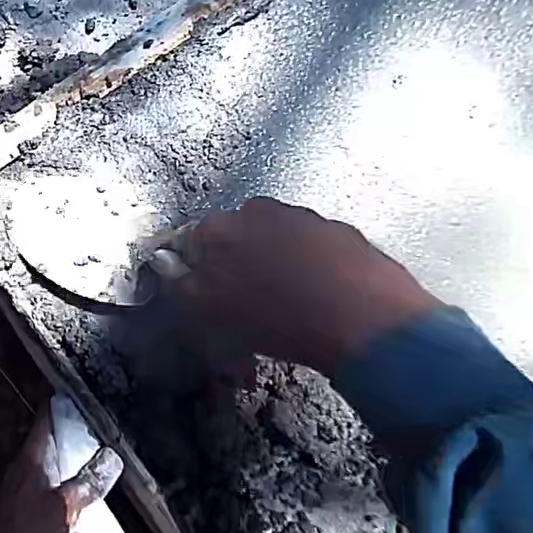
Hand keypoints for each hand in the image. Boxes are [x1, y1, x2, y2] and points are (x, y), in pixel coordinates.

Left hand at [0, 404, 123, 532]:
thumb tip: (110, 460)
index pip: (48, 416)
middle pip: (50, 434)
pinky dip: (65, 473)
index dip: (67, 402)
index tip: (87, 396)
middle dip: (74, 426)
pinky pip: (48, 477)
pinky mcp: (23, 503)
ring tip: (95, 452)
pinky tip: (78, 486)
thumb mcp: (65, 510)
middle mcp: (25, 465)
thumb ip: (88, 483)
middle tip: (100, 424)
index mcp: (33, 458)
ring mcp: (22, 483)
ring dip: (70, 451)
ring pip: (50, 456)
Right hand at [174, 197, 440, 374]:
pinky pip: (314, 251)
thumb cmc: (277, 317)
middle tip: (245, 304)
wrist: (364, 322)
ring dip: (275, 266)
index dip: (197, 271)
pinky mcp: (343, 232)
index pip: (192, 241)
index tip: (205, 294)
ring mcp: (305, 218)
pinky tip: (317, 302)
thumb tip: (167, 265)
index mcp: (220, 226)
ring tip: (286, 307)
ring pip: (277, 242)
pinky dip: (311, 270)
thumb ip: (180, 284)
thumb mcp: (209, 311)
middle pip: (237, 237)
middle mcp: (261, 211)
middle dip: (237, 264)